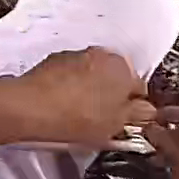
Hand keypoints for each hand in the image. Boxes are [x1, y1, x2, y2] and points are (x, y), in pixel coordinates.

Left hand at [10, 48, 154, 145]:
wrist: (33, 106)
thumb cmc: (79, 116)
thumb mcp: (116, 124)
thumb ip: (136, 113)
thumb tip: (146, 109)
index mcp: (123, 68)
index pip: (139, 87)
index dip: (134, 106)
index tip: (126, 120)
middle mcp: (102, 54)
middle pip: (116, 77)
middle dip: (113, 94)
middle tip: (104, 117)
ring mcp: (77, 54)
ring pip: (94, 73)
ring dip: (92, 87)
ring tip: (81, 111)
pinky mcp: (56, 58)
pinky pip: (72, 72)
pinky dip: (72, 83)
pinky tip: (64, 101)